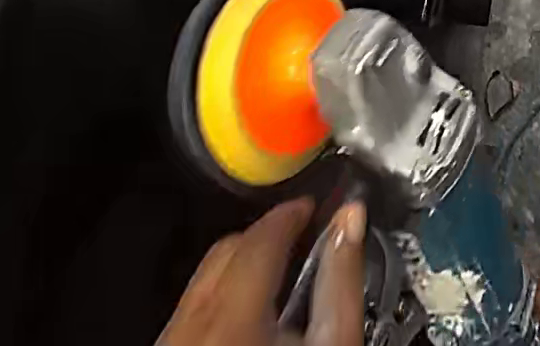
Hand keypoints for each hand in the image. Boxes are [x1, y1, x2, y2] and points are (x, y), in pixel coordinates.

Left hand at [157, 198, 366, 345]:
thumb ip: (343, 277)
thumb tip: (351, 216)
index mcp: (232, 318)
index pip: (261, 238)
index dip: (293, 214)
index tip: (318, 208)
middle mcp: (188, 330)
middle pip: (225, 253)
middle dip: (267, 239)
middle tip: (305, 243)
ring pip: (202, 285)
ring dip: (242, 270)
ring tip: (282, 288)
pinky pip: (189, 317)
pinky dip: (220, 305)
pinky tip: (249, 330)